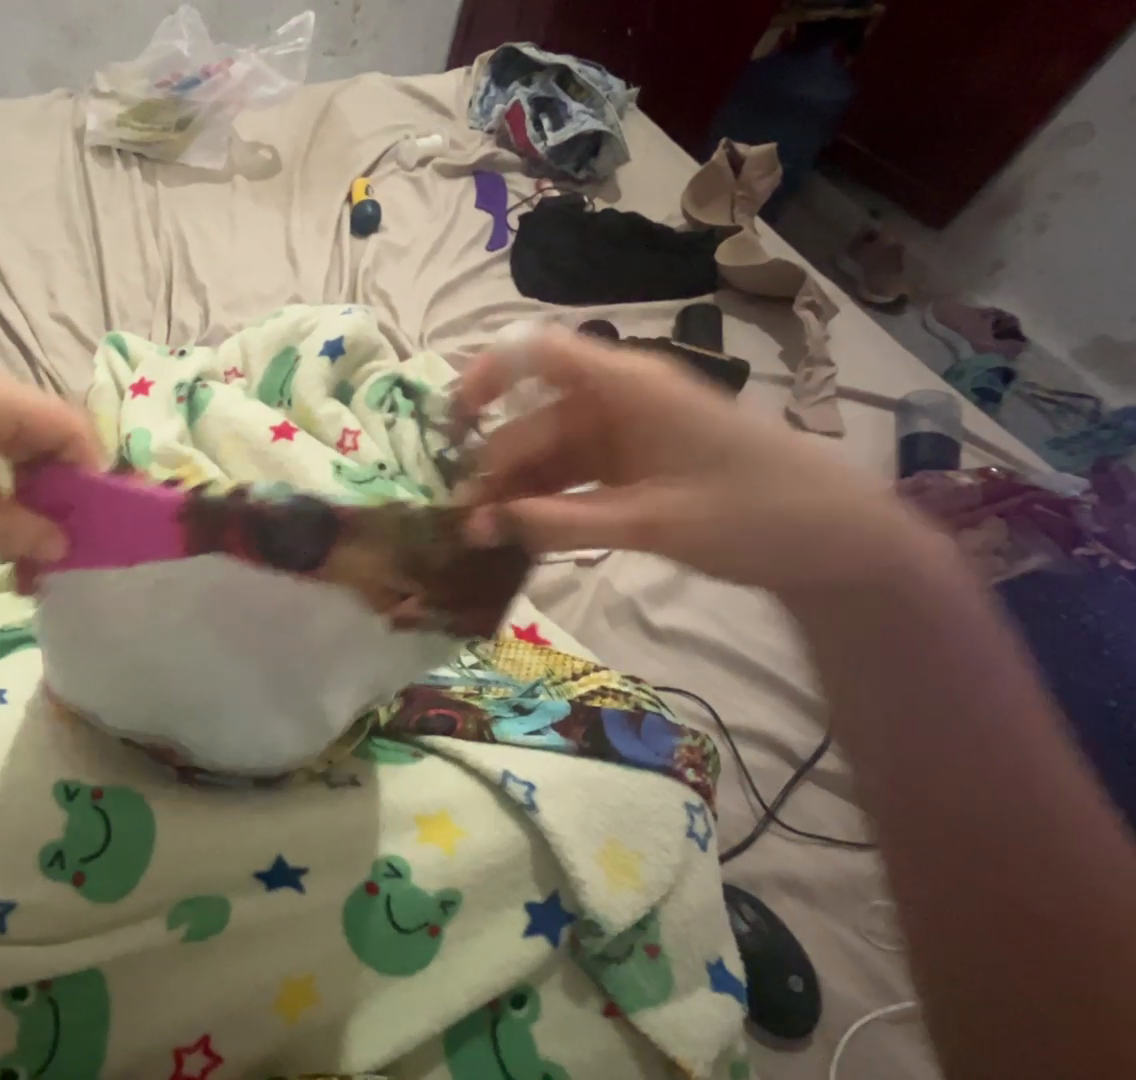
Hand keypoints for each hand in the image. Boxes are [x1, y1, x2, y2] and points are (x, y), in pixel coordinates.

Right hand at [453, 322, 935, 591]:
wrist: (837, 541)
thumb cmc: (754, 513)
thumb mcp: (649, 521)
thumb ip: (556, 523)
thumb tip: (473, 527)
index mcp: (627, 387)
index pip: (536, 353)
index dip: (484, 377)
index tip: (448, 426)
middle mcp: (617, 401)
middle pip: (531, 417)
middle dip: (491, 463)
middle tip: (462, 517)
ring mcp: (623, 435)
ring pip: (544, 451)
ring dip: (512, 489)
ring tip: (482, 534)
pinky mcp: (630, 467)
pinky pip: (568, 476)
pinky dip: (542, 501)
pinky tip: (519, 533)